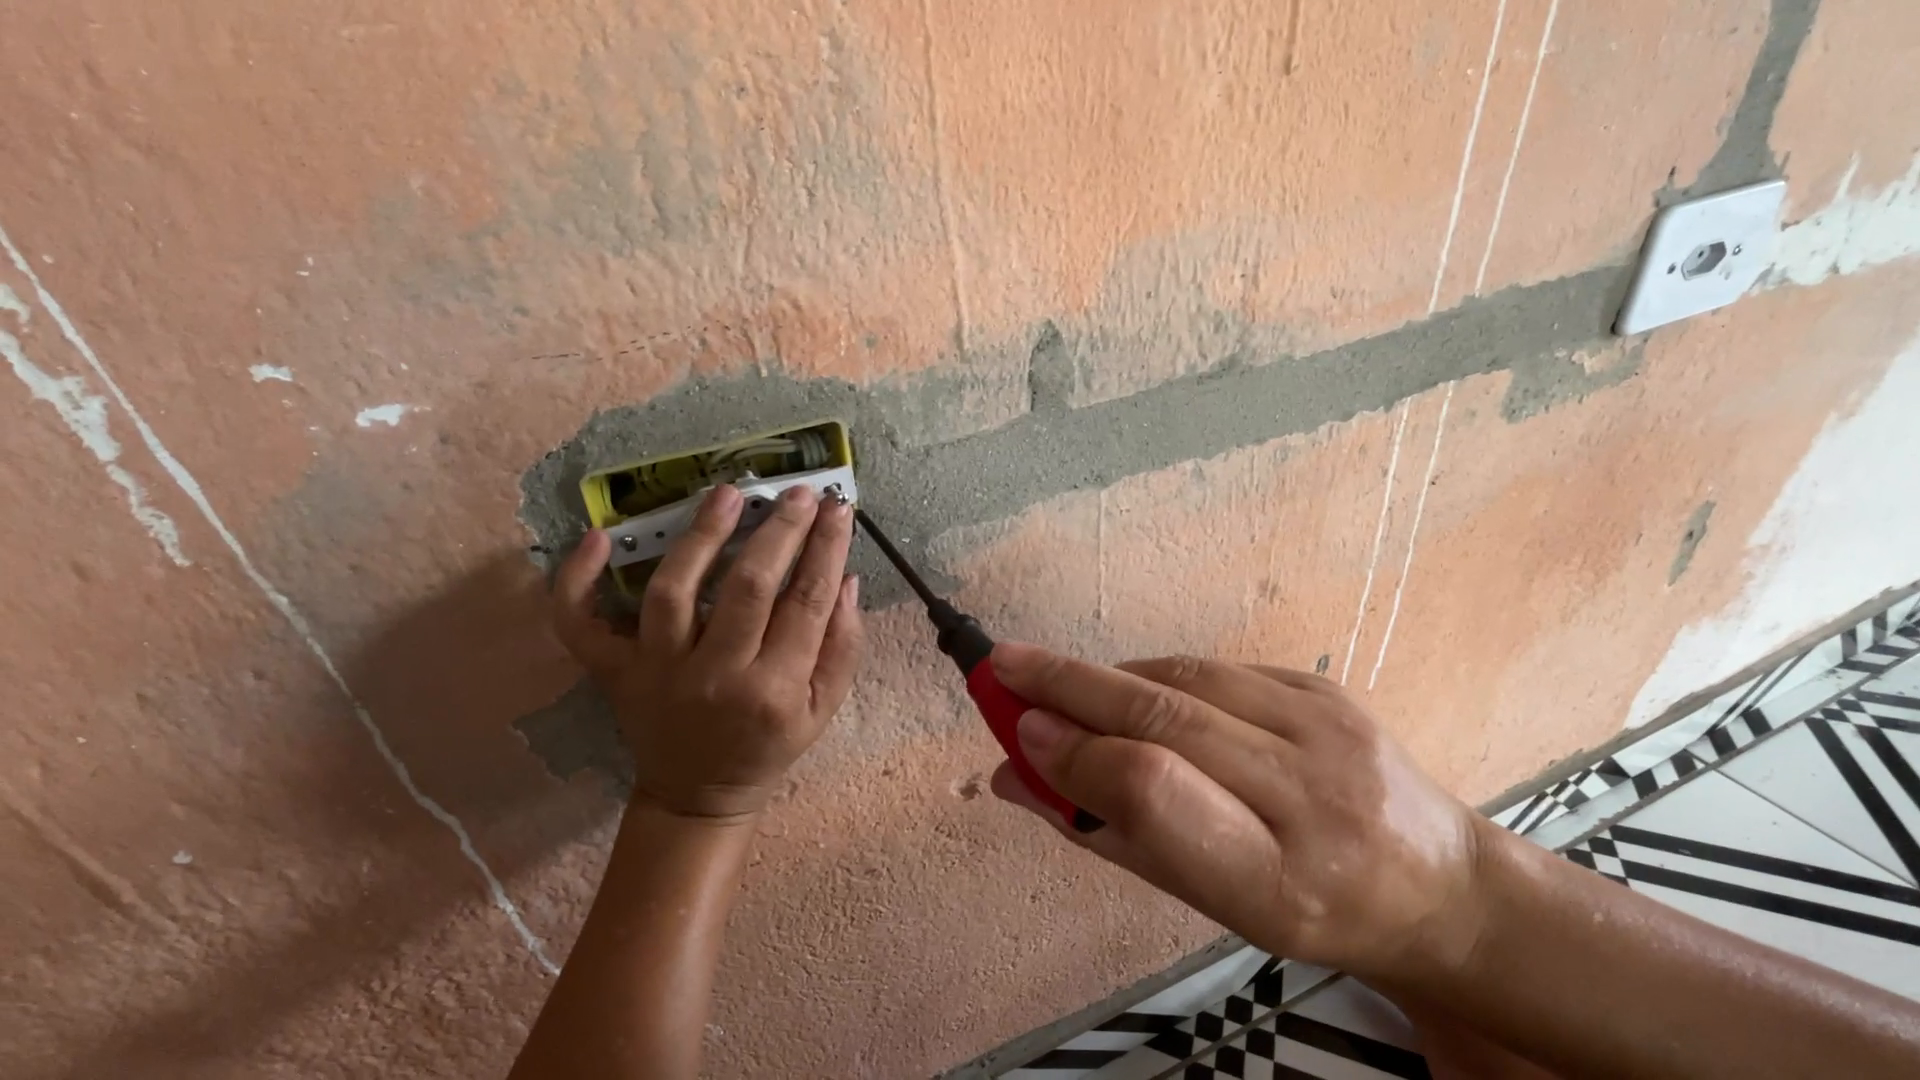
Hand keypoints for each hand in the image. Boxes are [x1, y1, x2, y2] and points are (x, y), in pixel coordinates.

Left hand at [551, 484, 864, 820]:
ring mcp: (657, 671)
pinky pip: (582, 624)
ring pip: (673, 592)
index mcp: (774, 690)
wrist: (698, 794)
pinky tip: (598, 537)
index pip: (808, 601)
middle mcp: (715, 676)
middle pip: (749, 587)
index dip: (827, 548)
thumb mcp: (822, 710)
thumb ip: (842, 647)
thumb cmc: (767, 747)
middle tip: (797, 492)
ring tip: (727, 495)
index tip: (838, 509)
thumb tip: (847, 579)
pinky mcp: (615, 671)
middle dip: (779, 531)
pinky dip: (577, 580)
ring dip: (700, 537)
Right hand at [988, 646, 1490, 983]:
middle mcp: (1309, 792)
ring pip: (1186, 680)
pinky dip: (1154, 673)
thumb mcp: (1205, 901)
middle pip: (1165, 718)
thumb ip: (1106, 835)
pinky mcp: (1326, 687)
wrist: (1435, 881)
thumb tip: (1012, 776)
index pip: (1156, 792)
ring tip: (1051, 678)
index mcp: (1276, 877)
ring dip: (1106, 675)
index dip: (1077, 755)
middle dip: (1071, 686)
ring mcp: (1327, 728)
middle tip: (1001, 666)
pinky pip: (1216, 669)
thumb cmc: (1304, 912)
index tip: (1017, 731)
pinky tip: (1124, 686)